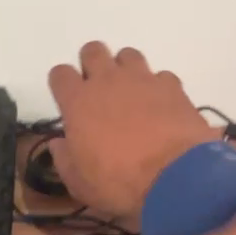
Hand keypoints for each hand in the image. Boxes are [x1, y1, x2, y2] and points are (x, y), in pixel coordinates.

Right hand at [45, 42, 219, 227]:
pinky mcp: (173, 86)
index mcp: (78, 101)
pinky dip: (159, 87)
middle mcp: (108, 80)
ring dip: (126, 70)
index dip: (63, 85)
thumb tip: (59, 144)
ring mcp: (143, 79)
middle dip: (93, 65)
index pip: (60, 74)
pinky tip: (162, 106)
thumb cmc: (119, 183)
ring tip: (132, 94)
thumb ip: (64, 158)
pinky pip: (161, 76)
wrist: (175, 178)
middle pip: (93, 51)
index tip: (70, 101)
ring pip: (128, 55)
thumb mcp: (79, 182)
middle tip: (100, 91)